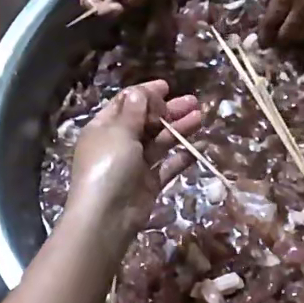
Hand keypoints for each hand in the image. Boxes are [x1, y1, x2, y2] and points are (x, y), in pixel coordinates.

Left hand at [68, 80, 201, 241]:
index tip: (167, 86)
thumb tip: (140, 93)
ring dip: (178, 129)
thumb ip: (133, 111)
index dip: (145, 94)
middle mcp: (117, 145)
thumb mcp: (119, 131)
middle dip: (168, 111)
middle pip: (145, 122)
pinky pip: (166, 167)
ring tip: (200, 117)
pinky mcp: (147, 185)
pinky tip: (198, 148)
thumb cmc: (108, 166)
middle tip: (193, 102)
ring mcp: (133, 166)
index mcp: (103, 129)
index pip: (124, 104)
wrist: (107, 216)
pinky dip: (181, 158)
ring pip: (158, 143)